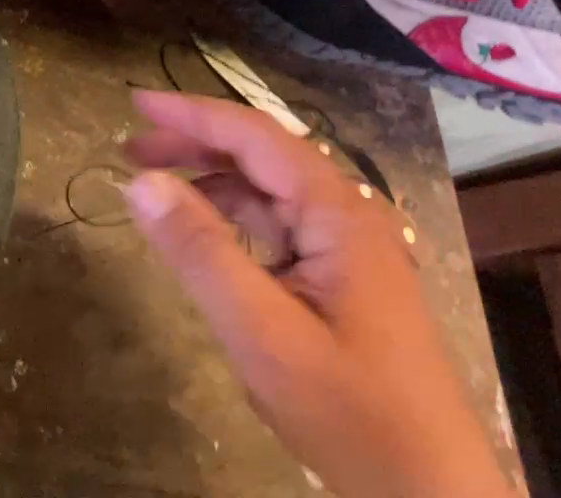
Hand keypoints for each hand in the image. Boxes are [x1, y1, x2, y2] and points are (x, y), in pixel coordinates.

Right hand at [123, 90, 514, 497]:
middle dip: (195, 144)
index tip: (134, 102)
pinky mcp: (339, 282)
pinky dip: (230, 219)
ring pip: (268, 192)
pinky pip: (276, 229)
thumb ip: (200, 251)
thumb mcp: (262, 332)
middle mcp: (346, 218)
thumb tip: (140, 181)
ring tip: (153, 187)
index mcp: (339, 215)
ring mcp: (346, 251)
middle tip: (129, 149)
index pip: (256, 137)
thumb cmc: (350, 411)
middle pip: (262, 156)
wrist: (430, 496)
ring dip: (210, 180)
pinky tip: (201, 233)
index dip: (193, 114)